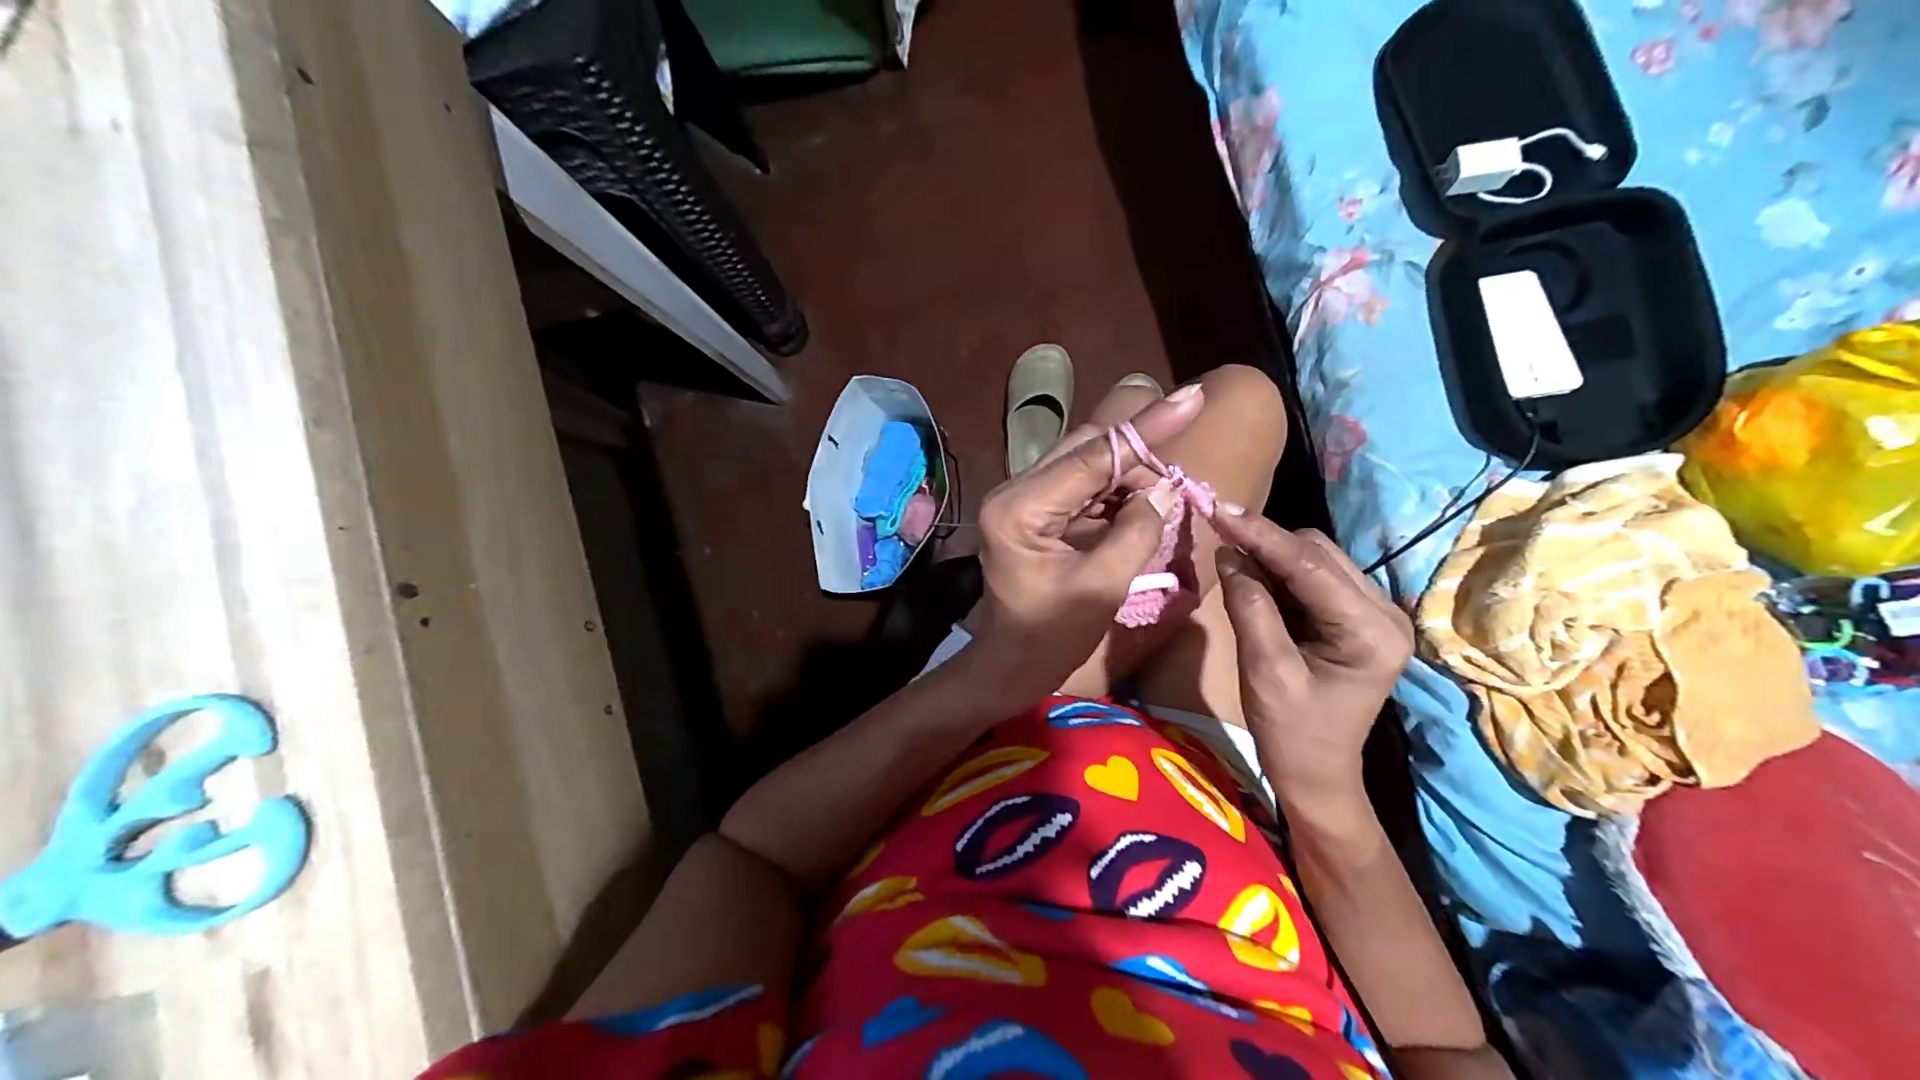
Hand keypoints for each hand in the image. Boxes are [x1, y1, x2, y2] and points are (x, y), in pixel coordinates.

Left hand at [967, 387, 1205, 705]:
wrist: (1011, 664)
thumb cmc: (1052, 636)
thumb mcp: (1102, 586)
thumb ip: (1137, 530)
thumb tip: (1163, 489)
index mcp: (1020, 508)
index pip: (1091, 456)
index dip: (1146, 428)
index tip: (1192, 398)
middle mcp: (1013, 492)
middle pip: (1085, 449)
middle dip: (1138, 450)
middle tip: (1185, 449)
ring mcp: (1021, 500)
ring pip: (1084, 464)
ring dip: (1128, 471)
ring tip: (1166, 488)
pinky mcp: (1033, 511)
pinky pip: (1080, 486)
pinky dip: (1114, 489)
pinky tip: (1142, 498)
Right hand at [1211, 513, 1412, 821]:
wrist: (1316, 771)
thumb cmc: (1291, 731)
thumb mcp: (1264, 670)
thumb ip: (1249, 607)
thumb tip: (1229, 553)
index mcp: (1370, 631)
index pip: (1309, 565)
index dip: (1260, 534)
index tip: (1218, 508)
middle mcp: (1383, 611)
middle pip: (1317, 552)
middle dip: (1265, 542)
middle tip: (1216, 536)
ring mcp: (1372, 612)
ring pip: (1315, 558)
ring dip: (1270, 555)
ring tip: (1231, 561)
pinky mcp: (1355, 616)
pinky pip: (1313, 576)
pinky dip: (1278, 572)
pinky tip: (1251, 578)